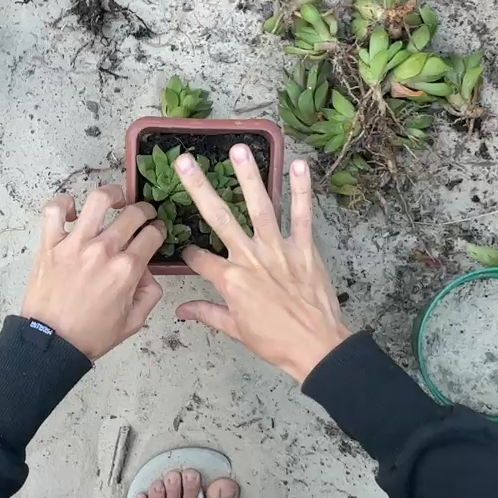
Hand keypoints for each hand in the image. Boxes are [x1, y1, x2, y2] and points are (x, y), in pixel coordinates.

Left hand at [19, 184, 165, 359]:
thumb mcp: (134, 321)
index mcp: (127, 269)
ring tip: (115, 199)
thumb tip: (148, 271)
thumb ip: (150, 293)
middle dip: (144, 210)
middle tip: (143, 215)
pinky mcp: (50, 244)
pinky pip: (54, 210)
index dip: (159, 229)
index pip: (152, 235)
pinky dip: (63, 204)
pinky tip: (72, 210)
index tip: (157, 231)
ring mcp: (75, 244)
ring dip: (112, 194)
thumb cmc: (91, 335)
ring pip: (98, 200)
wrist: (52, 343)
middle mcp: (103, 250)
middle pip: (133, 214)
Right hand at [174, 147, 351, 381]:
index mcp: (230, 280)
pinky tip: (298, 165)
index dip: (189, 255)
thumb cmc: (274, 341)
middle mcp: (250, 258)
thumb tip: (181, 311)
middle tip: (185, 162)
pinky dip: (302, 190)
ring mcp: (278, 250)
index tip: (188, 253)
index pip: (199, 259)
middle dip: (199, 188)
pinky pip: (303, 215)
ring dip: (249, 176)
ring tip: (238, 149)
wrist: (316, 348)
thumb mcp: (235, 330)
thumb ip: (207, 313)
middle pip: (219, 218)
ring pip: (261, 207)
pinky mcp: (305, 248)